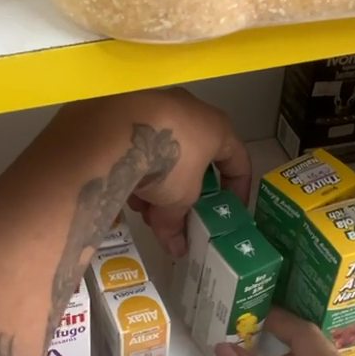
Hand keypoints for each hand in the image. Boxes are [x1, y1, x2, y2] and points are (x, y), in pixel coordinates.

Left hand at [54, 89, 251, 258]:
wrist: (116, 127)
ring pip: (165, 153)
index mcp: (217, 128)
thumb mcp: (178, 199)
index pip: (238, 161)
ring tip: (145, 210)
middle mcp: (190, 111)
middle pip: (195, 160)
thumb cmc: (167, 159)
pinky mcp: (127, 110)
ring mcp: (157, 106)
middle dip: (185, 194)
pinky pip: (141, 144)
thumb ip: (179, 224)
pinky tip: (125, 191)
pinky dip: (138, 168)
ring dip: (158, 185)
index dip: (238, 190)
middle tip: (176, 216)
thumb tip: (177, 248)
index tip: (232, 213)